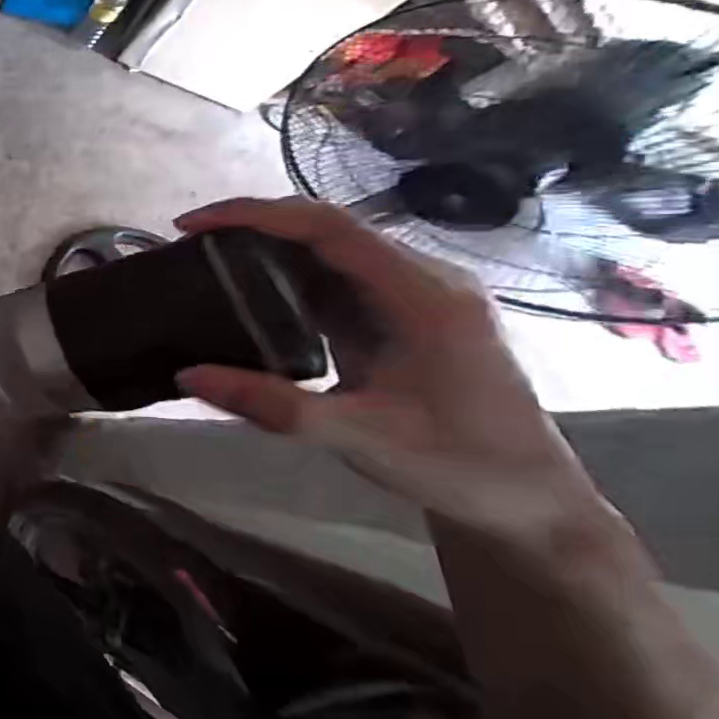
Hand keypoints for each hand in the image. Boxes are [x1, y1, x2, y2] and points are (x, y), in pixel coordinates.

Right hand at [173, 197, 605, 540]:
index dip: (254, 214)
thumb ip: (272, 405)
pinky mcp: (398, 311)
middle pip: (324, 225)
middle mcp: (422, 278)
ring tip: (206, 262)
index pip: (327, 225)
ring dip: (264, 246)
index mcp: (424, 294)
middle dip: (250, 224)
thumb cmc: (460, 466)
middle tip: (188, 243)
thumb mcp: (360, 438)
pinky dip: (283, 274)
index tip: (192, 225)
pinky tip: (249, 292)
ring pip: (326, 247)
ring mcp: (412, 292)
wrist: (531, 503)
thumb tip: (186, 376)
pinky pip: (333, 275)